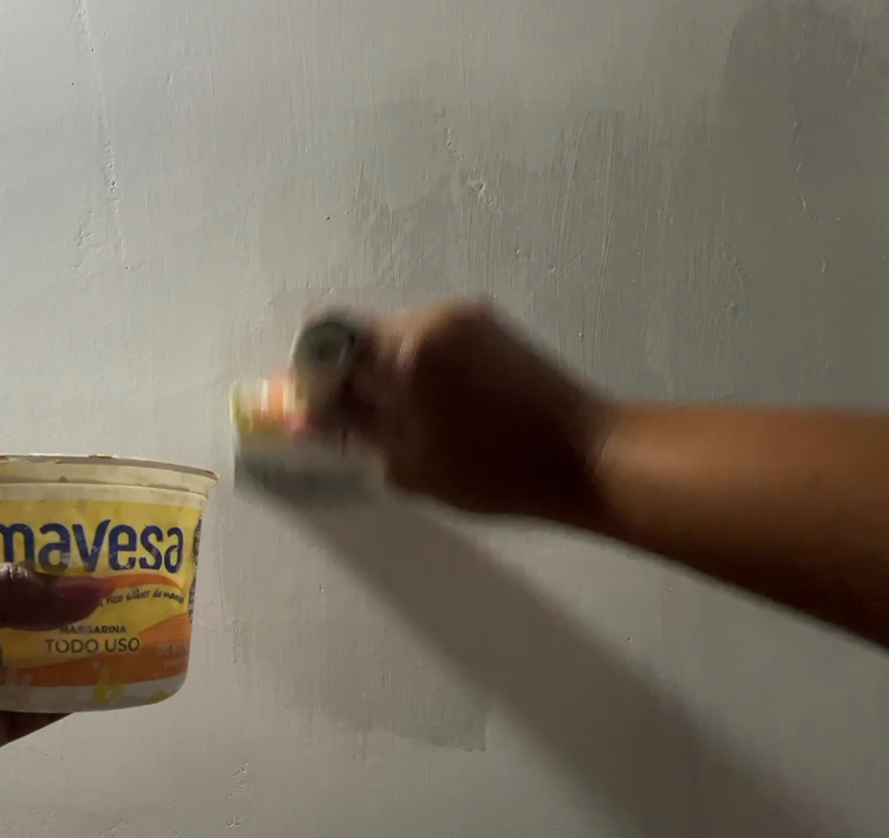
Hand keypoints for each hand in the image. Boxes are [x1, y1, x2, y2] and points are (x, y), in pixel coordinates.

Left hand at [0, 548, 110, 837]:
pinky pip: (27, 709)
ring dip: (74, 646)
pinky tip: (106, 687)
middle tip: (132, 582)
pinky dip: (64, 699)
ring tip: (133, 629)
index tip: (102, 533)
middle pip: (18, 602)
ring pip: (29, 656)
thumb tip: (86, 590)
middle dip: (68, 593)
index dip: (42, 538)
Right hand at [312, 300, 611, 521]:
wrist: (587, 458)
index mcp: (410, 345)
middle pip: (363, 339)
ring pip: (396, 345)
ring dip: (383, 381)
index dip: (311, 377)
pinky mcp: (490, 330)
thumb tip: (302, 417)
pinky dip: (415, 376)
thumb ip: (348, 432)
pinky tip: (431, 415)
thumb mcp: (404, 462)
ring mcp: (467, 318)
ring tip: (399, 428)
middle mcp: (435, 316)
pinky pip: (429, 347)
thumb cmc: (489, 469)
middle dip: (348, 381)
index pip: (329, 340)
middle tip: (351, 429)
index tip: (312, 414)